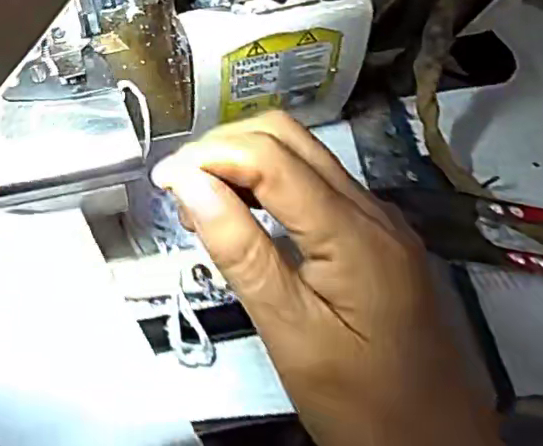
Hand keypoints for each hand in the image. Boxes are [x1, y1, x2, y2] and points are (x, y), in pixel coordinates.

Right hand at [150, 112, 499, 445]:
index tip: (165, 184)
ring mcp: (377, 221)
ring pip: (295, 150)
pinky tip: (239, 213)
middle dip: (221, 148)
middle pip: (283, 135)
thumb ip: (239, 251)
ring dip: (239, 160)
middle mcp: (372, 213)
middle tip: (184, 189)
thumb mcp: (292, 335)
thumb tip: (184, 181)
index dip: (207, 156)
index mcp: (357, 237)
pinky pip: (307, 178)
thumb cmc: (366, 407)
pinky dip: (261, 179)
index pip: (268, 156)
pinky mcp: (372, 235)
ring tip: (204, 202)